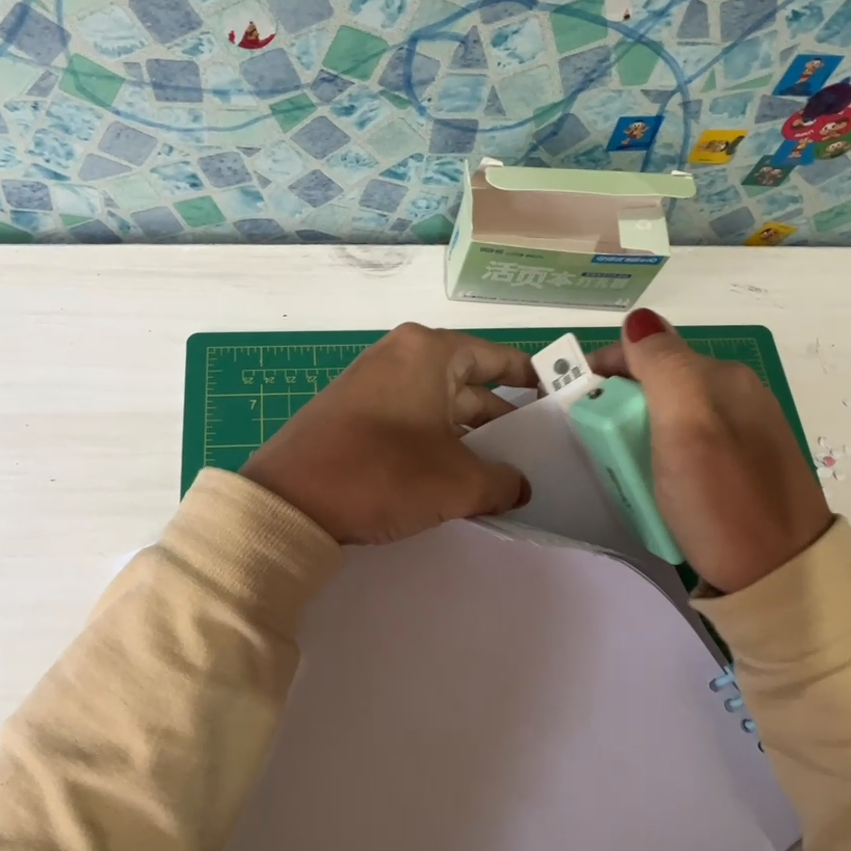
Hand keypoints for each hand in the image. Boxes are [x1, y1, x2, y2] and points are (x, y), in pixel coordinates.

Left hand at [241, 324, 534, 545]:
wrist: (290, 499)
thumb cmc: (383, 474)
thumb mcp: (459, 483)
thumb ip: (503, 482)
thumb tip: (517, 486)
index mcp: (431, 352)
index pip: (500, 358)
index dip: (534, 381)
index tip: (559, 404)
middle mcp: (401, 355)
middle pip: (470, 383)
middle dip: (502, 421)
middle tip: (535, 455)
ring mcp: (372, 382)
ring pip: (438, 406)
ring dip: (468, 439)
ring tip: (498, 475)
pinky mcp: (352, 411)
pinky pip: (409, 420)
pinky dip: (434, 443)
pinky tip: (451, 479)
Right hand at [590, 309, 831, 592]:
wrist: (780, 578)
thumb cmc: (724, 501)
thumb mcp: (686, 426)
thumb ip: (662, 365)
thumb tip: (638, 319)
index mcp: (722, 378)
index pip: (649, 349)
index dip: (604, 367)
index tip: (567, 397)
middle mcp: (734, 396)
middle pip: (655, 383)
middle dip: (616, 403)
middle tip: (589, 441)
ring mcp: (739, 433)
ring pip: (666, 416)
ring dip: (633, 432)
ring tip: (614, 465)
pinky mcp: (738, 468)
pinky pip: (681, 446)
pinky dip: (655, 456)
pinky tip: (649, 481)